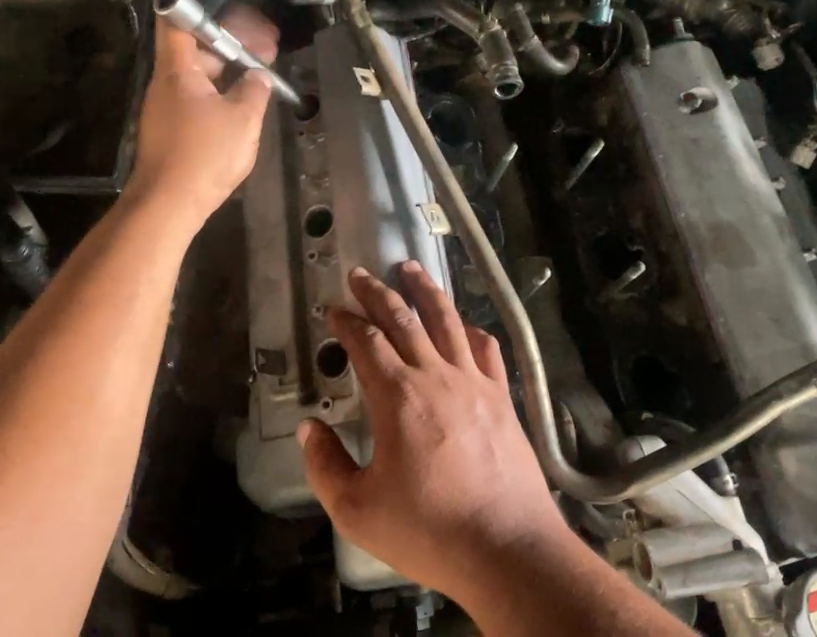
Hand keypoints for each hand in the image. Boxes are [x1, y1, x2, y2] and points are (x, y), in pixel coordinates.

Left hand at [125, 0, 277, 226]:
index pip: (176, 18)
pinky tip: (246, 100)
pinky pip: (200, 96)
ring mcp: (167, 107)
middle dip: (231, 38)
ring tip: (264, 69)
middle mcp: (167, 83)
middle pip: (197, 47)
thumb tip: (257, 77)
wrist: (168, 205)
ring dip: (230, 67)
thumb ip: (254, 90)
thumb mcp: (242, 119)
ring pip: (202, 74)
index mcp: (177, 71)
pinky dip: (223, 89)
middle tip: (266, 38)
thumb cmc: (203, 155)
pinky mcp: (173, 129)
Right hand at [298, 263, 575, 599]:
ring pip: (447, 320)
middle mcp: (436, 376)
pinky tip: (464, 323)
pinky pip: (486, 348)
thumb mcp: (357, 511)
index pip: (367, 342)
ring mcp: (475, 382)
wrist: (506, 548)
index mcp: (397, 396)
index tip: (333, 309)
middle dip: (378, 292)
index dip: (347, 321)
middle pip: (404, 318)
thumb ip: (325, 467)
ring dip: (425, 290)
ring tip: (410, 268)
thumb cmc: (428, 531)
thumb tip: (309, 429)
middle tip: (360, 273)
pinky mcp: (502, 397)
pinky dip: (470, 328)